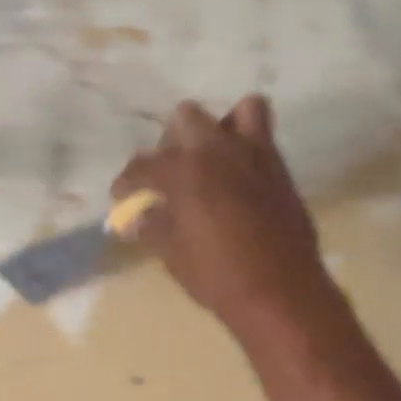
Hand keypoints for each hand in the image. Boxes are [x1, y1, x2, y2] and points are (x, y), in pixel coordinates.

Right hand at [112, 97, 329, 321]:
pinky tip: (236, 175)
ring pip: (236, 111)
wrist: (278, 289)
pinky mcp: (279, 167)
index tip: (121, 196)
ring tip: (209, 161)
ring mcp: (254, 153)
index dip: (126, 181)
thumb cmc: (216, 276)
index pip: (143, 165)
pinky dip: (247, 143)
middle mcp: (217, 150)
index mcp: (183, 172)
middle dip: (170, 143)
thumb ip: (152, 228)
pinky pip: (263, 135)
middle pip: (185, 119)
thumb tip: (135, 218)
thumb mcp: (172, 254)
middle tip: (167, 176)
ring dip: (218, 129)